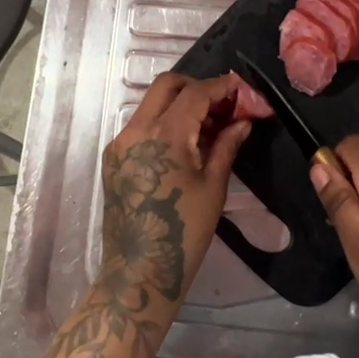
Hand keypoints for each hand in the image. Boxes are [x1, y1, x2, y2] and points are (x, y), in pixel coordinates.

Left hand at [98, 72, 262, 305]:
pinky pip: (141, 125)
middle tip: (224, 105)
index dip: (223, 87)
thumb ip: (226, 145)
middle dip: (198, 87)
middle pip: (168, 86)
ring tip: (210, 126)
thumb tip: (243, 120)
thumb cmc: (185, 231)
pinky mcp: (114, 157)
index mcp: (164, 134)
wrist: (139, 271)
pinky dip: (165, 122)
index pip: (196, 93)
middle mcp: (136, 129)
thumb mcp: (214, 186)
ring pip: (152, 103)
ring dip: (181, 104)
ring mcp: (120, 142)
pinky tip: (186, 144)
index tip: (244, 91)